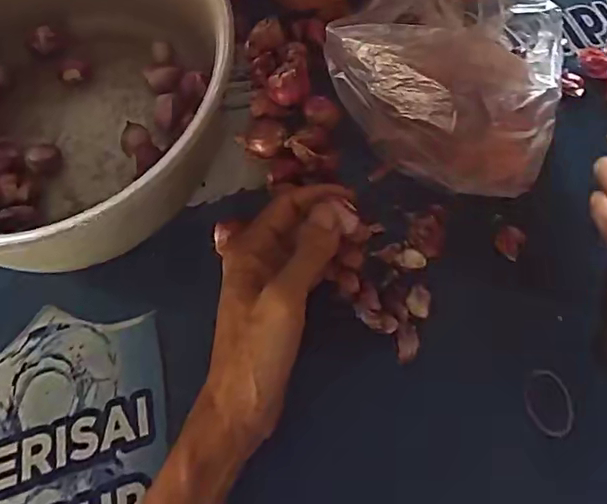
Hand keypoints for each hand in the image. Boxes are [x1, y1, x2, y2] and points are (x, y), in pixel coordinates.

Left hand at [198, 185, 354, 453]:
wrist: (241, 409)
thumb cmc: (258, 349)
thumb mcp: (286, 296)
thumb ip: (310, 250)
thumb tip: (335, 207)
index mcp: (250, 246)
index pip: (287, 204)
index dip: (320, 197)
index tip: (355, 200)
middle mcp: (259, 255)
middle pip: (300, 225)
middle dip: (333, 223)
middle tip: (366, 232)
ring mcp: (271, 279)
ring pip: (309, 249)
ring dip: (335, 248)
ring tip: (362, 257)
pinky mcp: (283, 301)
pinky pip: (311, 273)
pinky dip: (331, 272)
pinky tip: (351, 282)